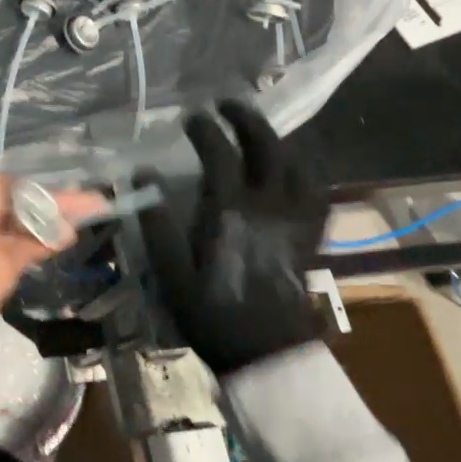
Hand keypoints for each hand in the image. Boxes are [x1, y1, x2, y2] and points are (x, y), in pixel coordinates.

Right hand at [138, 102, 325, 378]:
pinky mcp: (311, 236)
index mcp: (230, 211)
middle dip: (246, 118)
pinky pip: (318, 192)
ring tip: (258, 131)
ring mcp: (296, 219)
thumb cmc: (212, 314)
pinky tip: (294, 169)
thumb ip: (156, 221)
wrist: (268, 356)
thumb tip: (142, 174)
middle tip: (227, 105)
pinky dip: (306, 171)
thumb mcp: (171, 272)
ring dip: (277, 139)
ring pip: (297, 163)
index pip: (220, 152)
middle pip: (267, 145)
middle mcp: (268, 205)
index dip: (205, 128)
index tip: (189, 117)